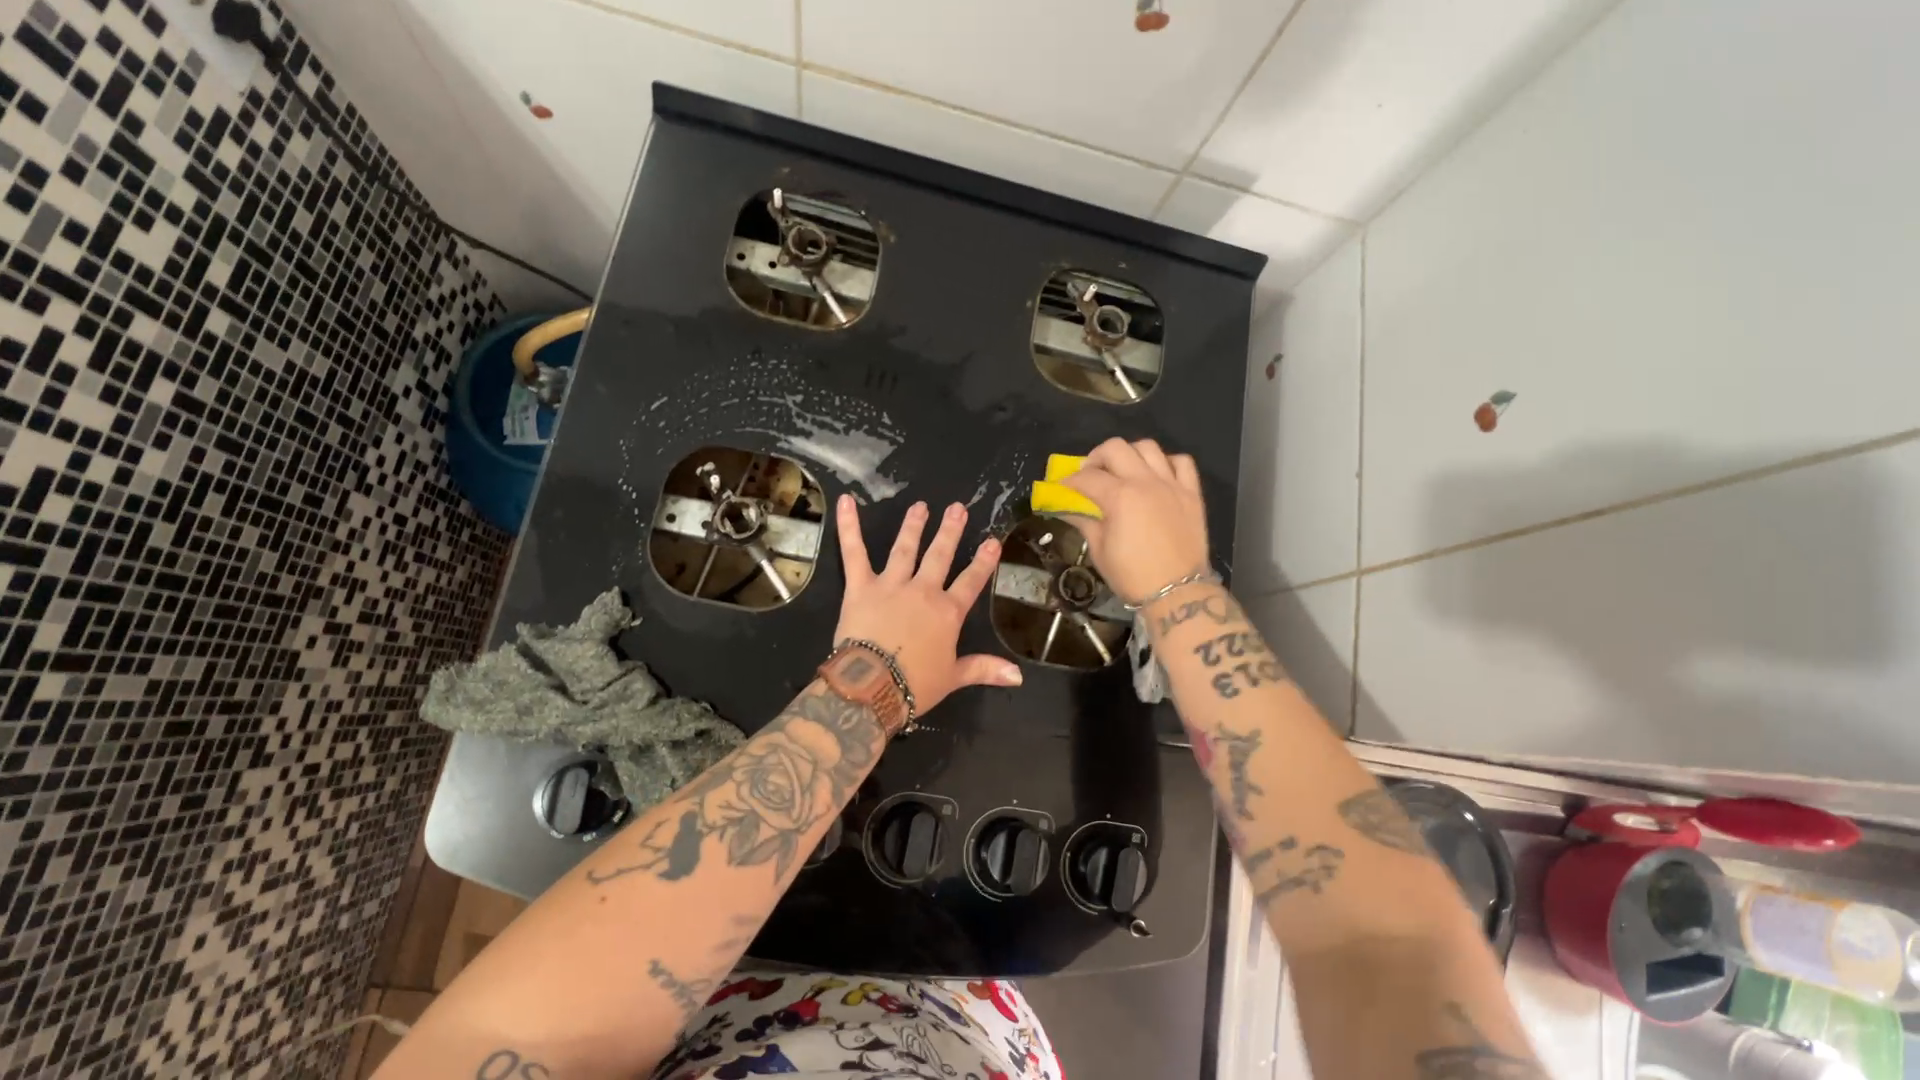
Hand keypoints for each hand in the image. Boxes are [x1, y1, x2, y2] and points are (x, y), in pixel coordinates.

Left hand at [833, 496, 1022, 710]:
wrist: (873, 686)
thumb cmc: (914, 686)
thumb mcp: (953, 678)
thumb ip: (984, 669)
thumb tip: (1018, 675)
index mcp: (947, 613)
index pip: (970, 582)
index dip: (983, 562)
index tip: (992, 542)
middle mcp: (923, 591)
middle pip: (940, 556)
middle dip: (950, 532)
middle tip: (957, 508)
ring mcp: (891, 585)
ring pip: (904, 549)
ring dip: (913, 526)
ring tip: (920, 507)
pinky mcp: (860, 586)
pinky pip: (854, 552)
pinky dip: (849, 527)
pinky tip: (847, 502)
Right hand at [1060, 437, 1210, 602]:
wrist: (1177, 592)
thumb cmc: (1132, 575)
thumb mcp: (1100, 550)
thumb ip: (1085, 522)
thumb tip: (1067, 509)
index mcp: (1120, 497)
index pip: (1087, 477)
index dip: (1069, 481)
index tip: (1062, 487)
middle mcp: (1145, 482)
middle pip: (1115, 448)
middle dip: (1096, 457)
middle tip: (1090, 474)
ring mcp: (1171, 484)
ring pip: (1148, 447)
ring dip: (1130, 454)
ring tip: (1123, 470)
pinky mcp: (1192, 493)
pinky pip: (1182, 462)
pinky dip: (1167, 462)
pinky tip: (1157, 475)